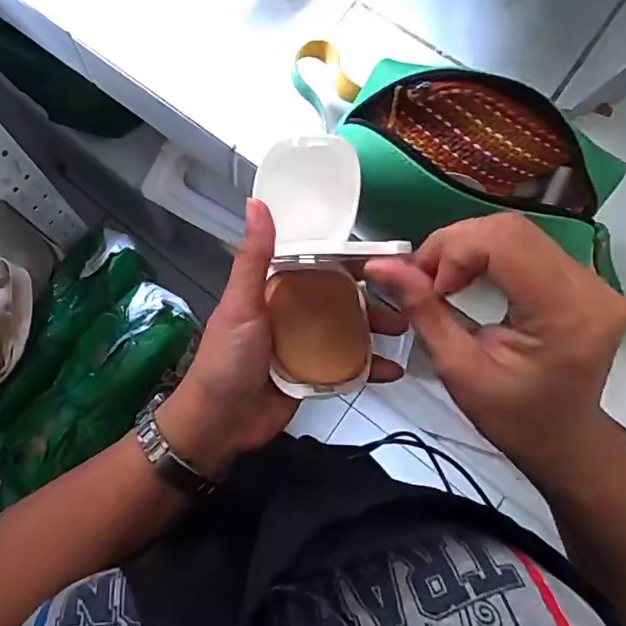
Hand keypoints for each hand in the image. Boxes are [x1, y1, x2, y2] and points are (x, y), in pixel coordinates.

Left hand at [157, 199, 406, 477]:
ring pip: (348, 332)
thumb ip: (255, 257)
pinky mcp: (313, 377)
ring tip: (406, 331)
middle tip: (406, 298)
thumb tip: (256, 202)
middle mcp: (291, 315)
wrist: (219, 423)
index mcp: (273, 291)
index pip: (317, 267)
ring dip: (376, 331)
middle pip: (339, 300)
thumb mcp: (241, 302)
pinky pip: (347, 367)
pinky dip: (370, 368)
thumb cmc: (227, 358)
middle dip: (371, 298)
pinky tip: (394, 371)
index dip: (348, 261)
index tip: (385, 256)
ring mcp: (304, 347)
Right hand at [364, 213, 625, 467]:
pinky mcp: (583, 279)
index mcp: (565, 315)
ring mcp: (592, 281)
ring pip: (515, 231)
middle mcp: (589, 289)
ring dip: (466, 247)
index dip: (453, 252)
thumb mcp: (457, 368)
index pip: (504, 243)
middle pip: (509, 230)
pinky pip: (525, 244)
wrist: (563, 440)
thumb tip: (382, 266)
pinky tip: (465, 277)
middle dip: (454, 245)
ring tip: (440, 280)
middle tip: (422, 278)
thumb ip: (422, 310)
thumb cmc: (514, 419)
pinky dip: (484, 253)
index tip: (426, 286)